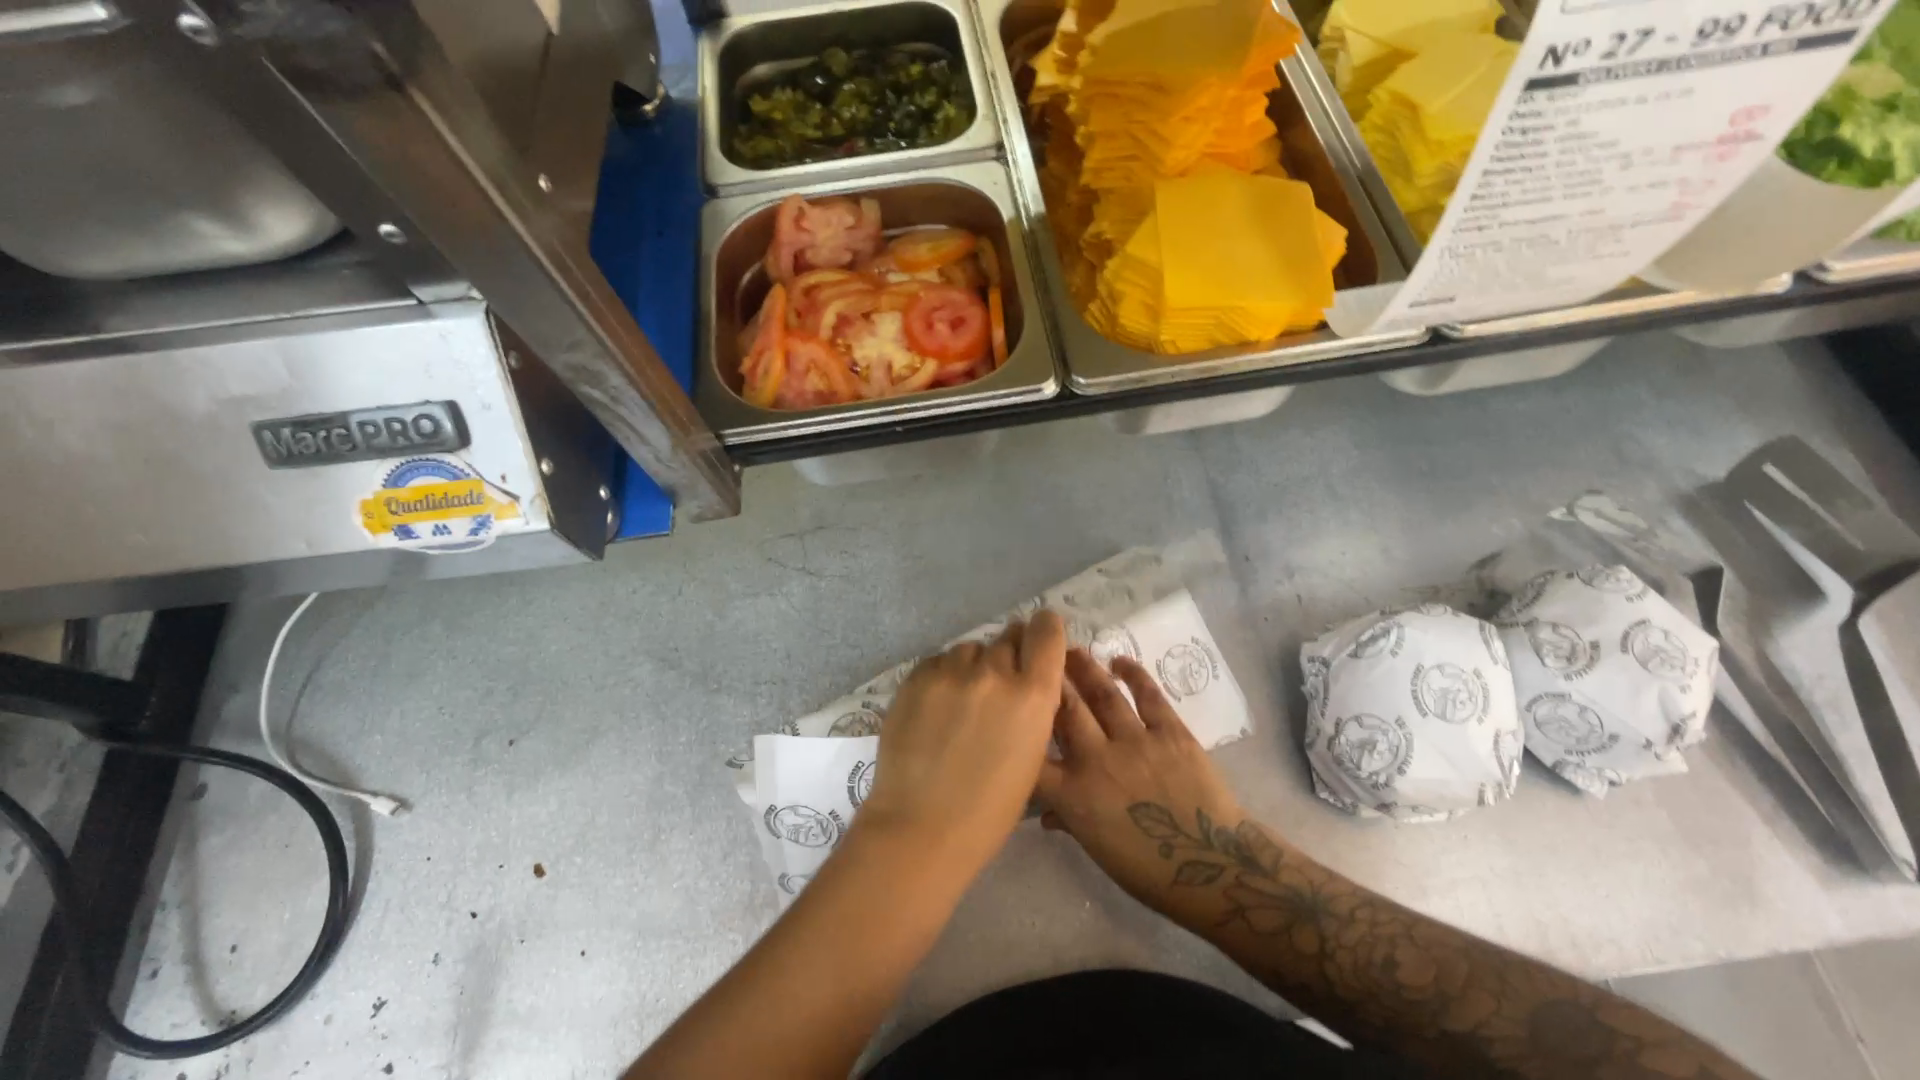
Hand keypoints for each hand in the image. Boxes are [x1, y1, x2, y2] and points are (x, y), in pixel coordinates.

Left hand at [857, 612, 1068, 877]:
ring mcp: (951, 672)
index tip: (1039, 638)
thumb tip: (1026, 683)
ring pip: (970, 650)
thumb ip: (1033, 709)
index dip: (1045, 630)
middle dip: (1008, 654)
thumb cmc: (989, 810)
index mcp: (1033, 695)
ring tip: (961, 702)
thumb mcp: (1032, 756)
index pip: (1047, 631)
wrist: (922, 826)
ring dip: (973, 667)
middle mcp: (995, 672)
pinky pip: (938, 662)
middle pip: (1008, 637)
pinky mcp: (916, 678)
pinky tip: (936, 709)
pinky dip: (943, 677)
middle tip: (998, 685)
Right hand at [1035, 651, 1251, 929]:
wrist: (1213, 865)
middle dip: (1049, 682)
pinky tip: (1120, 661)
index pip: (1031, 757)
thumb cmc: (1148, 869)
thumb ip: (1069, 820)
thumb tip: (1049, 813)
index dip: (1019, 728)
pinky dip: (1133, 674)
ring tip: (1071, 651)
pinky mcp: (1170, 732)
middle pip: (1064, 711)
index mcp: (1072, 795)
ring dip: (1084, 669)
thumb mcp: (1096, 849)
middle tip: (1039, 662)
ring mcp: (1135, 742)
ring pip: (1102, 695)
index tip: (1012, 708)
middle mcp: (1096, 760)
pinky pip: (1148, 695)